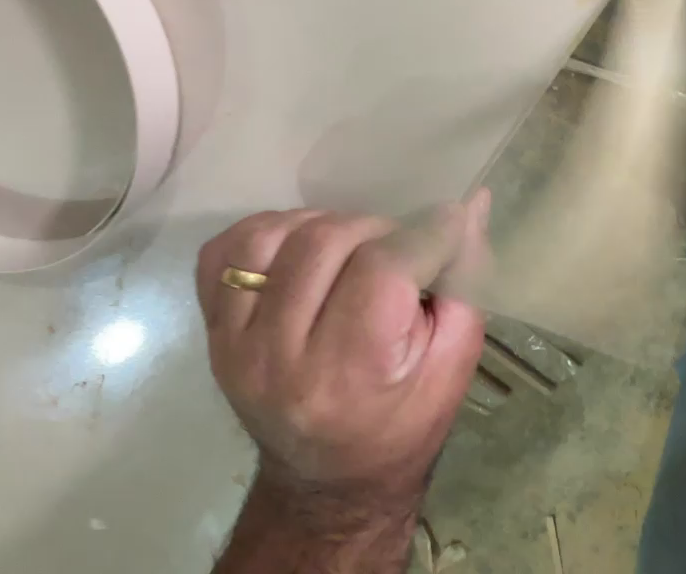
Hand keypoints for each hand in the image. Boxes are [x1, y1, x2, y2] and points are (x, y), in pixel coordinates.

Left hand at [196, 192, 490, 501]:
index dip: (427, 232)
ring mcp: (235, 343)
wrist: (330, 483)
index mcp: (350, 371)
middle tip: (404, 253)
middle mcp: (281, 356)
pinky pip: (227, 250)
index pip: (384, 266)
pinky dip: (270, 234)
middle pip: (329, 240)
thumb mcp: (455, 358)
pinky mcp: (213, 333)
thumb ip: (465, 276)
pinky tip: (303, 253)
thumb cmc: (407, 421)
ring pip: (274, 235)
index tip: (451, 224)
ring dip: (326, 226)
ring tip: (354, 251)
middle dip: (381, 231)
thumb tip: (472, 203)